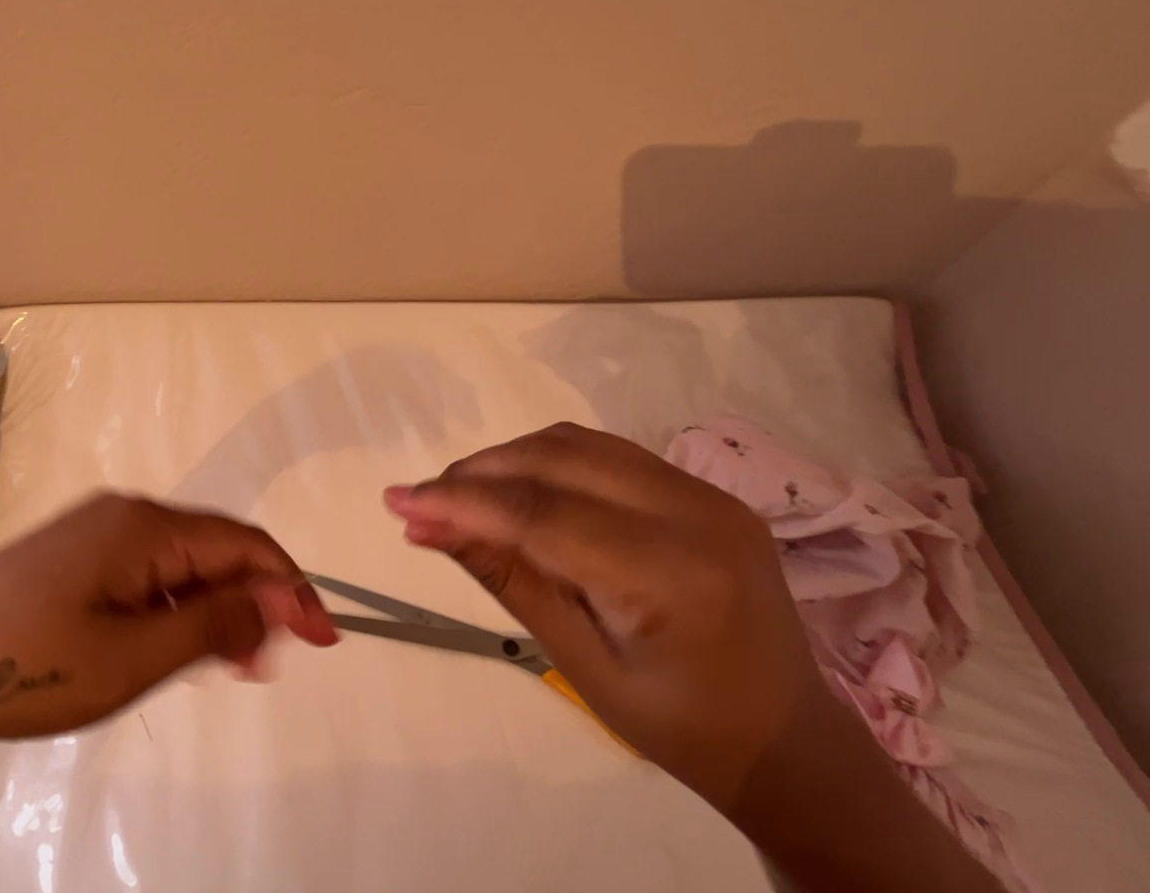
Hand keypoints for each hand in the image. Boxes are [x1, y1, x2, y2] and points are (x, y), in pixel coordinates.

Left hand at [0, 493, 338, 745]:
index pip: (244, 545)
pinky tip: (168, 646)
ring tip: (222, 667)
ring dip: (213, 609)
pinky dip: (173, 609)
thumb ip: (214, 624)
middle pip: (213, 550)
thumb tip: (275, 600)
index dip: (291, 589)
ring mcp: (94, 533)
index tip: (324, 640)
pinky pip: (146, 574)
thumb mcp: (132, 657)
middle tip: (263, 669)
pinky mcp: (74, 556)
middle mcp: (124, 514)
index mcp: (144, 526)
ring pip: (180, 565)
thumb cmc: (27, 667)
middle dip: (251, 602)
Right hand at [384, 422, 829, 809]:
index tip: (396, 500)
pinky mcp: (705, 490)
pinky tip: (518, 491)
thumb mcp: (576, 659)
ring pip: (579, 444)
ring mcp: (708, 494)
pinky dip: (549, 463)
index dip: (460, 500)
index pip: (541, 513)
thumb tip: (422, 525)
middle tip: (423, 501)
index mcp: (670, 577)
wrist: (785, 738)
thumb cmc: (677, 725)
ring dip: (510, 460)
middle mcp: (697, 515)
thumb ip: (503, 576)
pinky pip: (608, 454)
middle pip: (558, 460)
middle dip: (479, 472)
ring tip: (463, 496)